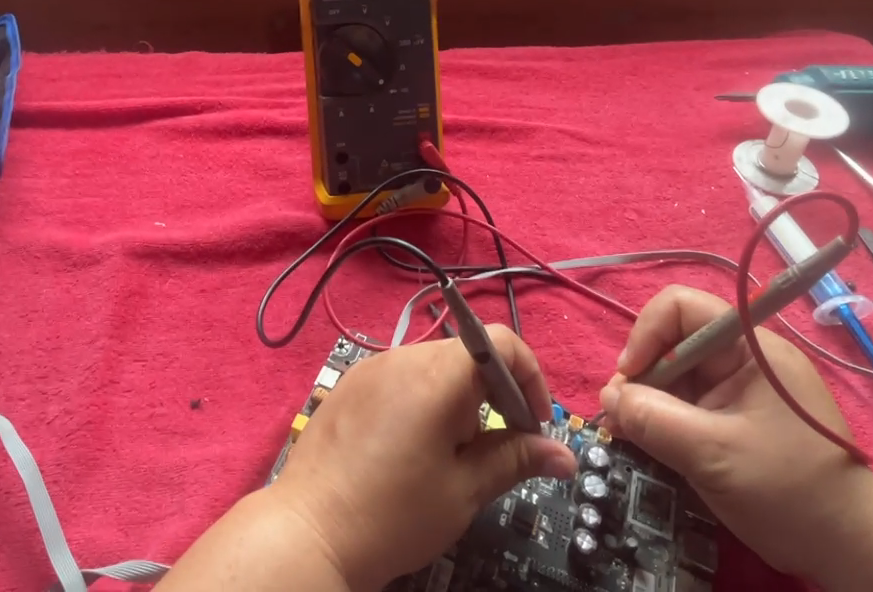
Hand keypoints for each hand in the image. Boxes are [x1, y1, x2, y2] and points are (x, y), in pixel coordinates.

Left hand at [269, 326, 579, 589]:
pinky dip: (421, 401)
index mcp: (436, 374)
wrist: (308, 531)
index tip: (533, 425)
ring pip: (431, 367)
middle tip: (496, 448)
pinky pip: (399, 378)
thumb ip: (515, 459)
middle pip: (465, 354)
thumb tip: (564, 454)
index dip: (529, 376)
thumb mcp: (465, 490)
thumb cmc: (395, 513)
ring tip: (449, 456)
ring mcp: (370, 368)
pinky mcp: (349, 386)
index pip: (499, 340)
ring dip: (457, 399)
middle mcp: (401, 356)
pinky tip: (410, 449)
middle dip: (493, 394)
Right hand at [598, 286, 872, 591]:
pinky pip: (689, 404)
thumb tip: (606, 397)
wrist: (856, 558)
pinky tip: (650, 445)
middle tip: (620, 418)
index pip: (680, 307)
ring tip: (630, 437)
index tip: (628, 380)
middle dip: (642, 377)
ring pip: (676, 376)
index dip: (646, 335)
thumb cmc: (792, 495)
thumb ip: (652, 419)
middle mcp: (745, 360)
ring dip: (649, 403)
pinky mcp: (739, 420)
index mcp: (752, 349)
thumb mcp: (712, 455)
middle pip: (673, 343)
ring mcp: (743, 391)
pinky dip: (665, 421)